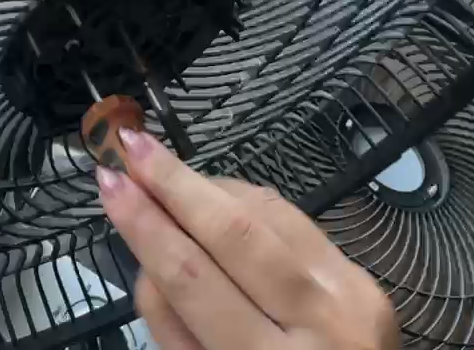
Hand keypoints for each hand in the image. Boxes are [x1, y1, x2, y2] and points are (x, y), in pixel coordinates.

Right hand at [97, 129, 399, 349]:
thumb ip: (171, 320)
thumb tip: (145, 236)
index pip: (194, 279)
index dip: (145, 223)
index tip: (108, 179)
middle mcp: (322, 330)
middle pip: (235, 233)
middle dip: (173, 181)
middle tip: (130, 142)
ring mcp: (351, 297)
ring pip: (264, 213)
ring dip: (204, 183)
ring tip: (159, 164)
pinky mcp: (365, 276)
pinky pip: (289, 217)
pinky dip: (244, 199)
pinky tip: (211, 193)